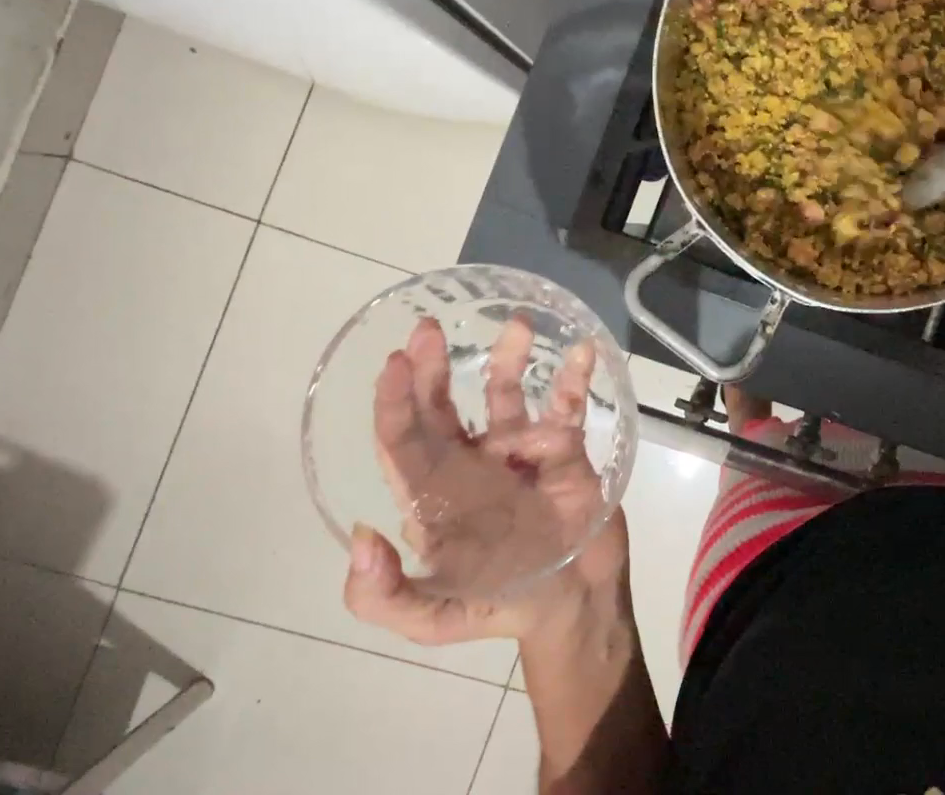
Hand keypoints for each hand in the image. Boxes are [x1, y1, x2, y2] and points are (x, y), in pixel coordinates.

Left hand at [344, 317, 629, 645]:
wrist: (574, 606)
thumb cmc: (501, 605)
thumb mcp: (433, 619)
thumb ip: (386, 596)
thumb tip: (363, 536)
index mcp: (432, 495)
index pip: (403, 439)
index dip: (395, 401)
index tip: (397, 361)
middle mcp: (470, 464)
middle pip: (444, 405)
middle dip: (434, 366)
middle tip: (430, 328)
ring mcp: (519, 452)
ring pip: (506, 393)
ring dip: (506, 357)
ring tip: (517, 325)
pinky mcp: (565, 449)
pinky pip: (567, 405)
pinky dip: (573, 376)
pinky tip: (581, 352)